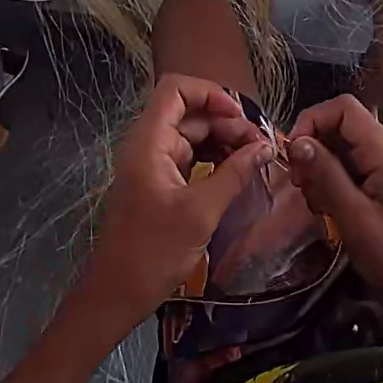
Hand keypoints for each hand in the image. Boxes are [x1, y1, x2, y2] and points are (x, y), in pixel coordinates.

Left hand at [80, 75, 272, 334]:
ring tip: (255, 158)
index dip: (211, 94)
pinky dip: (214, 159)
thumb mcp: (200, 212)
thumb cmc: (153, 252)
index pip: (175, 89)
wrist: (117, 292)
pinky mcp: (159, 182)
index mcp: (148, 142)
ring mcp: (152, 164)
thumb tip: (265, 147)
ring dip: (223, 141)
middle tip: (260, 147)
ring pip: (192, 135)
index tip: (241, 118)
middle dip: (226, 122)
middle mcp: (148, 145)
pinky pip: (189, 157)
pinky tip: (237, 170)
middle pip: (189, 112)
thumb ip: (234, 174)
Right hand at [286, 94, 382, 316]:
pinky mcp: (375, 179)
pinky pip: (343, 163)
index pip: (343, 108)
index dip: (312, 120)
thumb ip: (326, 175)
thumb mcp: (354, 216)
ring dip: (316, 165)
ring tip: (314, 199)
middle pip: (338, 122)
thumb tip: (296, 142)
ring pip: (336, 143)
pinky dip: (325, 178)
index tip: (293, 153)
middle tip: (300, 182)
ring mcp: (380, 164)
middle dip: (311, 145)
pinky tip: (324, 205)